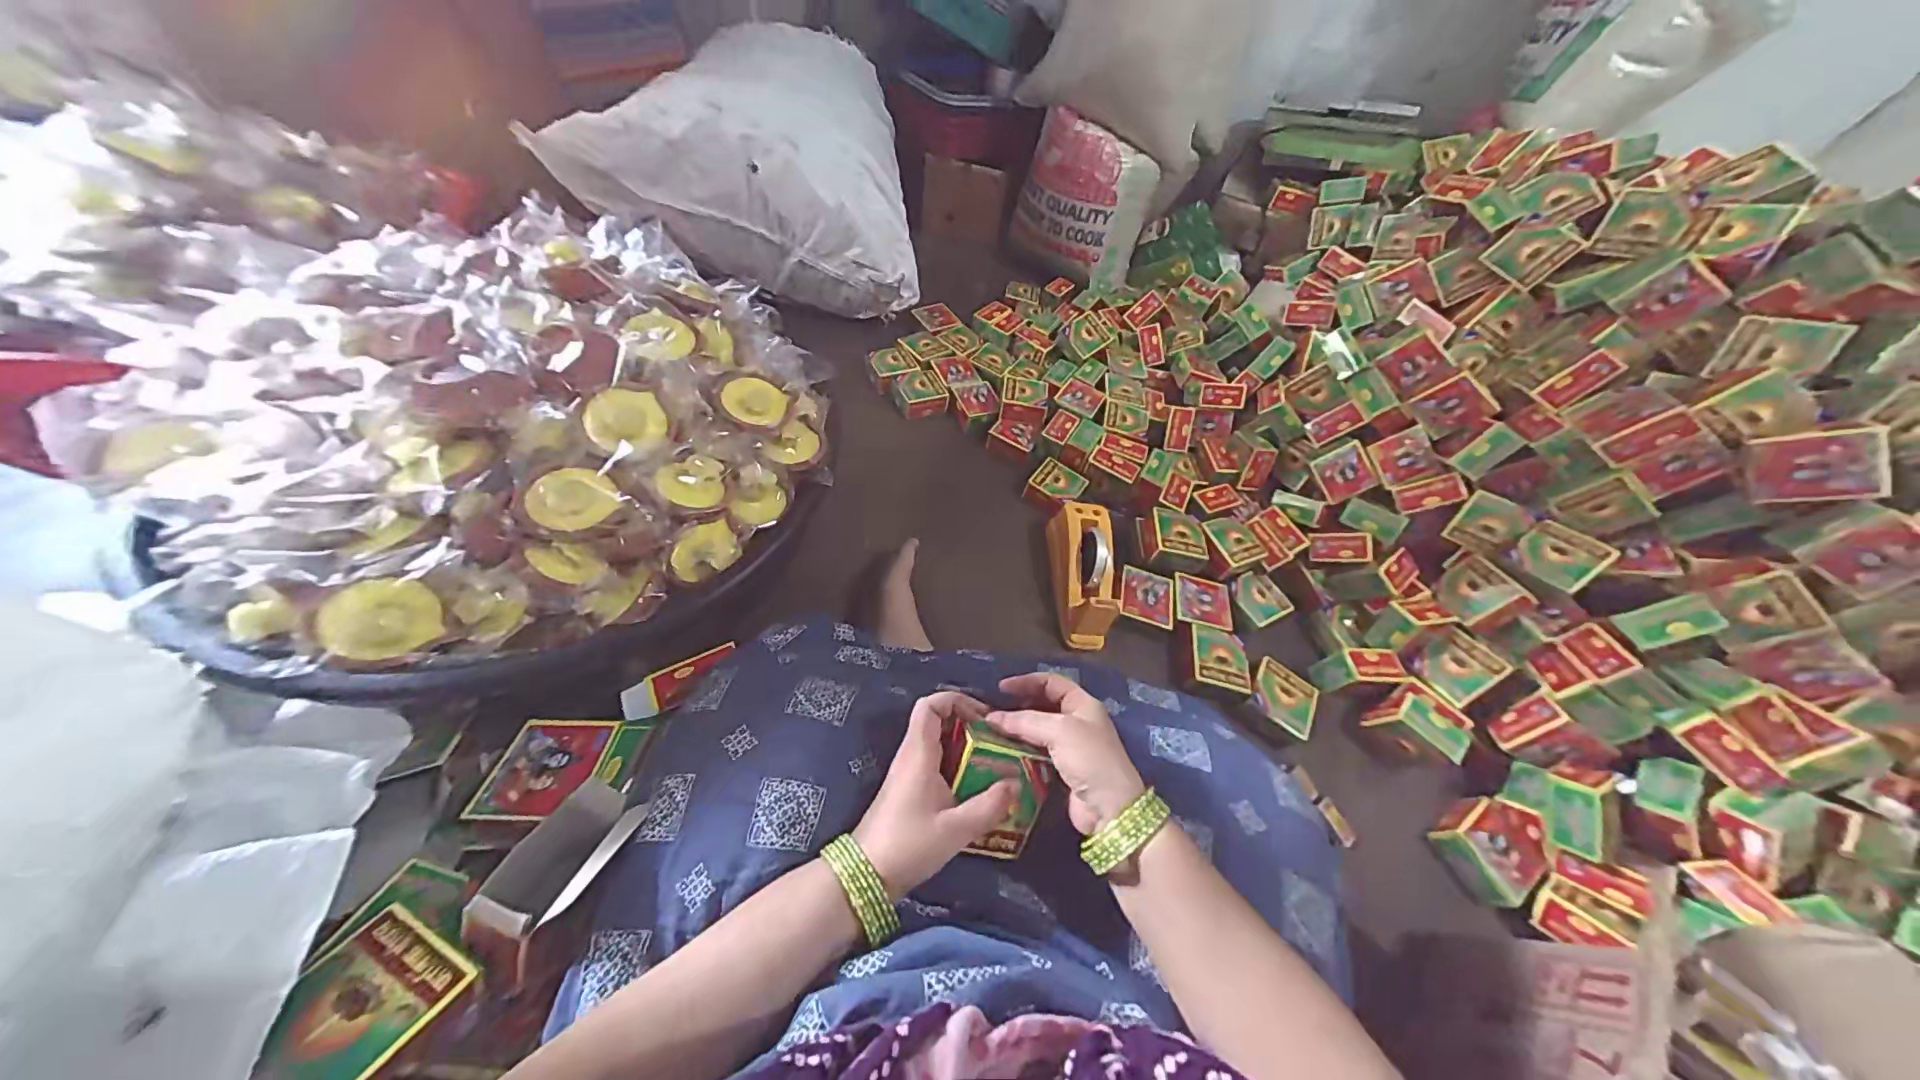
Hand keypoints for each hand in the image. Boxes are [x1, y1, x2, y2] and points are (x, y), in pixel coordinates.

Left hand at [851, 691, 1016, 896]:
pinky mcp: (908, 790)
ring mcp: (907, 773)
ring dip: (965, 747)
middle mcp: (911, 756)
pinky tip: (976, 788)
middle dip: (969, 724)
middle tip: (997, 742)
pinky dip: (957, 765)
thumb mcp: (956, 829)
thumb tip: (1015, 783)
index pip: (931, 705)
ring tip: (994, 763)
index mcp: (918, 753)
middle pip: (937, 721)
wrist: (866, 875)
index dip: (958, 701)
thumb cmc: (909, 844)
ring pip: (938, 743)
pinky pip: (935, 763)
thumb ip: (989, 805)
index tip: (985, 719)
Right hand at [986, 672, 1145, 835]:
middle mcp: (1077, 721)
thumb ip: (1024, 721)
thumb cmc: (1089, 759)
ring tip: (991, 730)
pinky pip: (1035, 752)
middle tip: (991, 711)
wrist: (1109, 808)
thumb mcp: (1059, 731)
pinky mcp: (1061, 769)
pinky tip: (1002, 751)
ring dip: (1016, 729)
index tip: (1000, 688)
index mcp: (1083, 704)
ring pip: (1037, 730)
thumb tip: (991, 718)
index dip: (1026, 681)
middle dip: (1017, 706)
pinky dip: (1020, 750)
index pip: (1051, 682)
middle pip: (1042, 705)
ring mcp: (1069, 746)